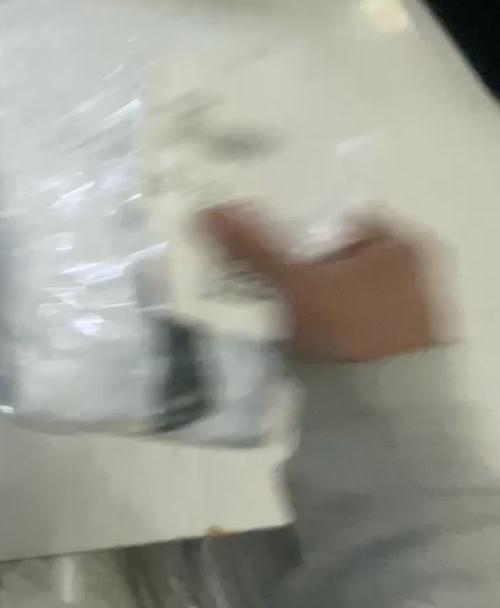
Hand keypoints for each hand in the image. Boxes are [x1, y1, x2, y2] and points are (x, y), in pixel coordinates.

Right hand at [203, 206, 439, 363]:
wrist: (387, 399)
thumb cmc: (351, 327)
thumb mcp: (293, 282)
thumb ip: (249, 244)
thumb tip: (207, 208)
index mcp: (396, 242)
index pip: (321, 213)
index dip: (277, 214)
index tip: (240, 223)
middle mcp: (401, 263)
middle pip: (317, 243)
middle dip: (274, 246)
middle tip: (232, 246)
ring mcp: (390, 295)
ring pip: (317, 270)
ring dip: (279, 272)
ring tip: (238, 271)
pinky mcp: (375, 322)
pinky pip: (323, 295)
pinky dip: (294, 294)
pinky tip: (263, 297)